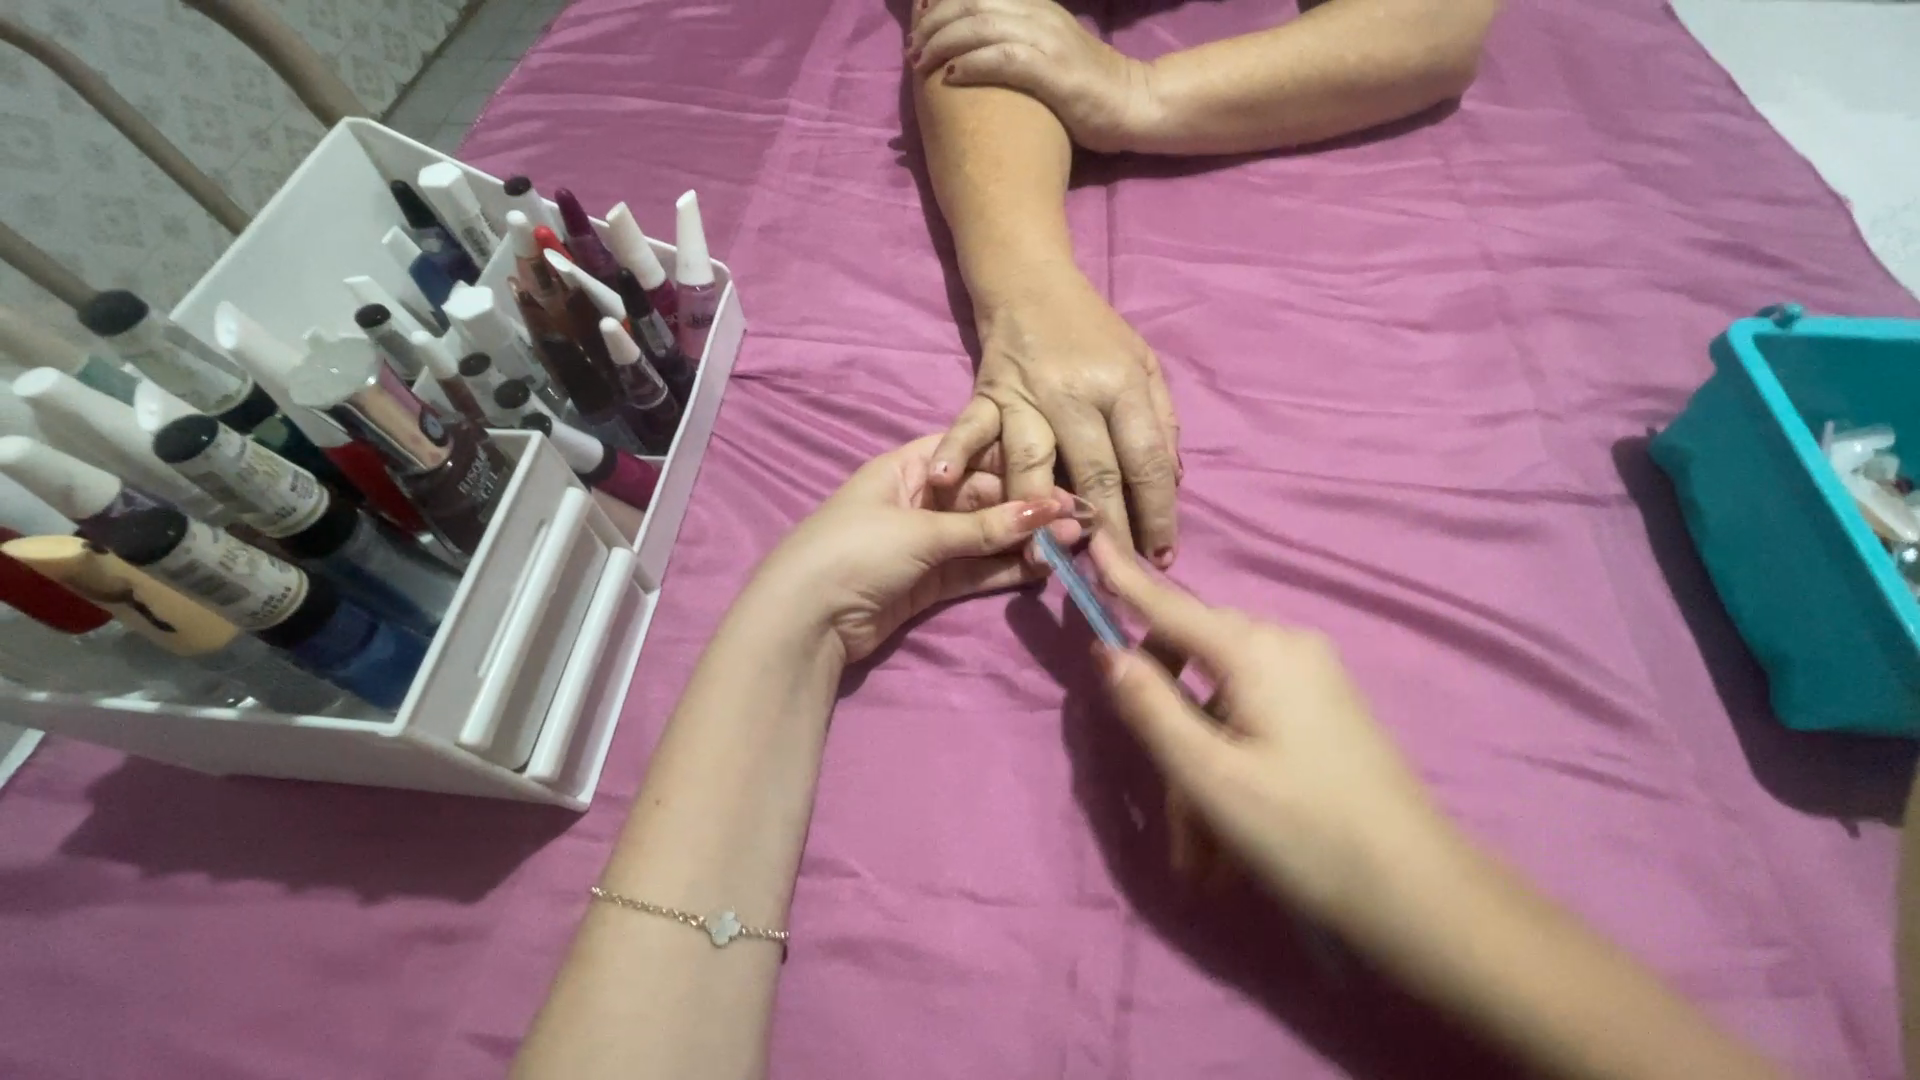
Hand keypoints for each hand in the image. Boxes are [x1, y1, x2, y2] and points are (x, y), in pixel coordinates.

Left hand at [752, 436, 1082, 663]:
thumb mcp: (921, 531)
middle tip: (1078, 519)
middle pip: (983, 497)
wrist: (806, 620)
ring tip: (1071, 544)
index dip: (1014, 463)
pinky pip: (975, 569)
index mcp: (907, 468)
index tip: (1059, 475)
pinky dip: (1004, 569)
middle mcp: (920, 500)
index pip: (970, 454)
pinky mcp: (930, 583)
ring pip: (984, 536)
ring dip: (1023, 540)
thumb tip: (1048, 512)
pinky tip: (1041, 567)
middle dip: (1027, 508)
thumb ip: (985, 526)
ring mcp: (925, 543)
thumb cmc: (856, 550)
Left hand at [909, 0, 1159, 153]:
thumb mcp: (1048, 54)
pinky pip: (1002, 59)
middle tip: (912, 50)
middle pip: (971, 3)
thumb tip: (976, 54)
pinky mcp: (1052, 72)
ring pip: (980, 26)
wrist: (1132, 105)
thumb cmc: (1086, 91)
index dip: (942, 1)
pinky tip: (950, 76)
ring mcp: (1046, 40)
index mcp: (1035, 7)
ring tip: (919, 63)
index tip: (917, 23)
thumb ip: (1015, 46)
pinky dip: (971, 64)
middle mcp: (1038, 14)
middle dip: (933, 23)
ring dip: (942, 43)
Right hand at [930, 271, 1179, 566]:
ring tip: (1044, 560)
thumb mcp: (1144, 363)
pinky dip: (953, 453)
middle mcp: (1074, 392)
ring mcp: (1025, 394)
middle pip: (1094, 471)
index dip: (1157, 513)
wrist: (1031, 284)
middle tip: (1114, 577)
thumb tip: (1170, 483)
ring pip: (1033, 461)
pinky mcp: (985, 394)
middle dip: (1107, 531)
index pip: (1146, 459)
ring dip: (1038, 512)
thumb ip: (1162, 420)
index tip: (1160, 557)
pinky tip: (942, 482)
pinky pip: (969, 428)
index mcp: (1122, 384)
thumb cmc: (1095, 332)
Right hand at [1087, 534, 1452, 924]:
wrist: (1421, 892)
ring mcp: (1311, 673)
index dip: (1124, 577)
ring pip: (1221, 699)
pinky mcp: (1326, 703)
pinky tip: (1229, 834)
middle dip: (1168, 728)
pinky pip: (1253, 714)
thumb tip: (1106, 651)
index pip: (1168, 606)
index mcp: (1254, 651)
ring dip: (1198, 764)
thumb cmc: (1303, 831)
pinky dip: (1229, 761)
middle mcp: (1284, 645)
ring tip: (1201, 850)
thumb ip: (1150, 706)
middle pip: (1192, 659)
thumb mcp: (1208, 774)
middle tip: (1168, 809)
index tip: (1092, 538)